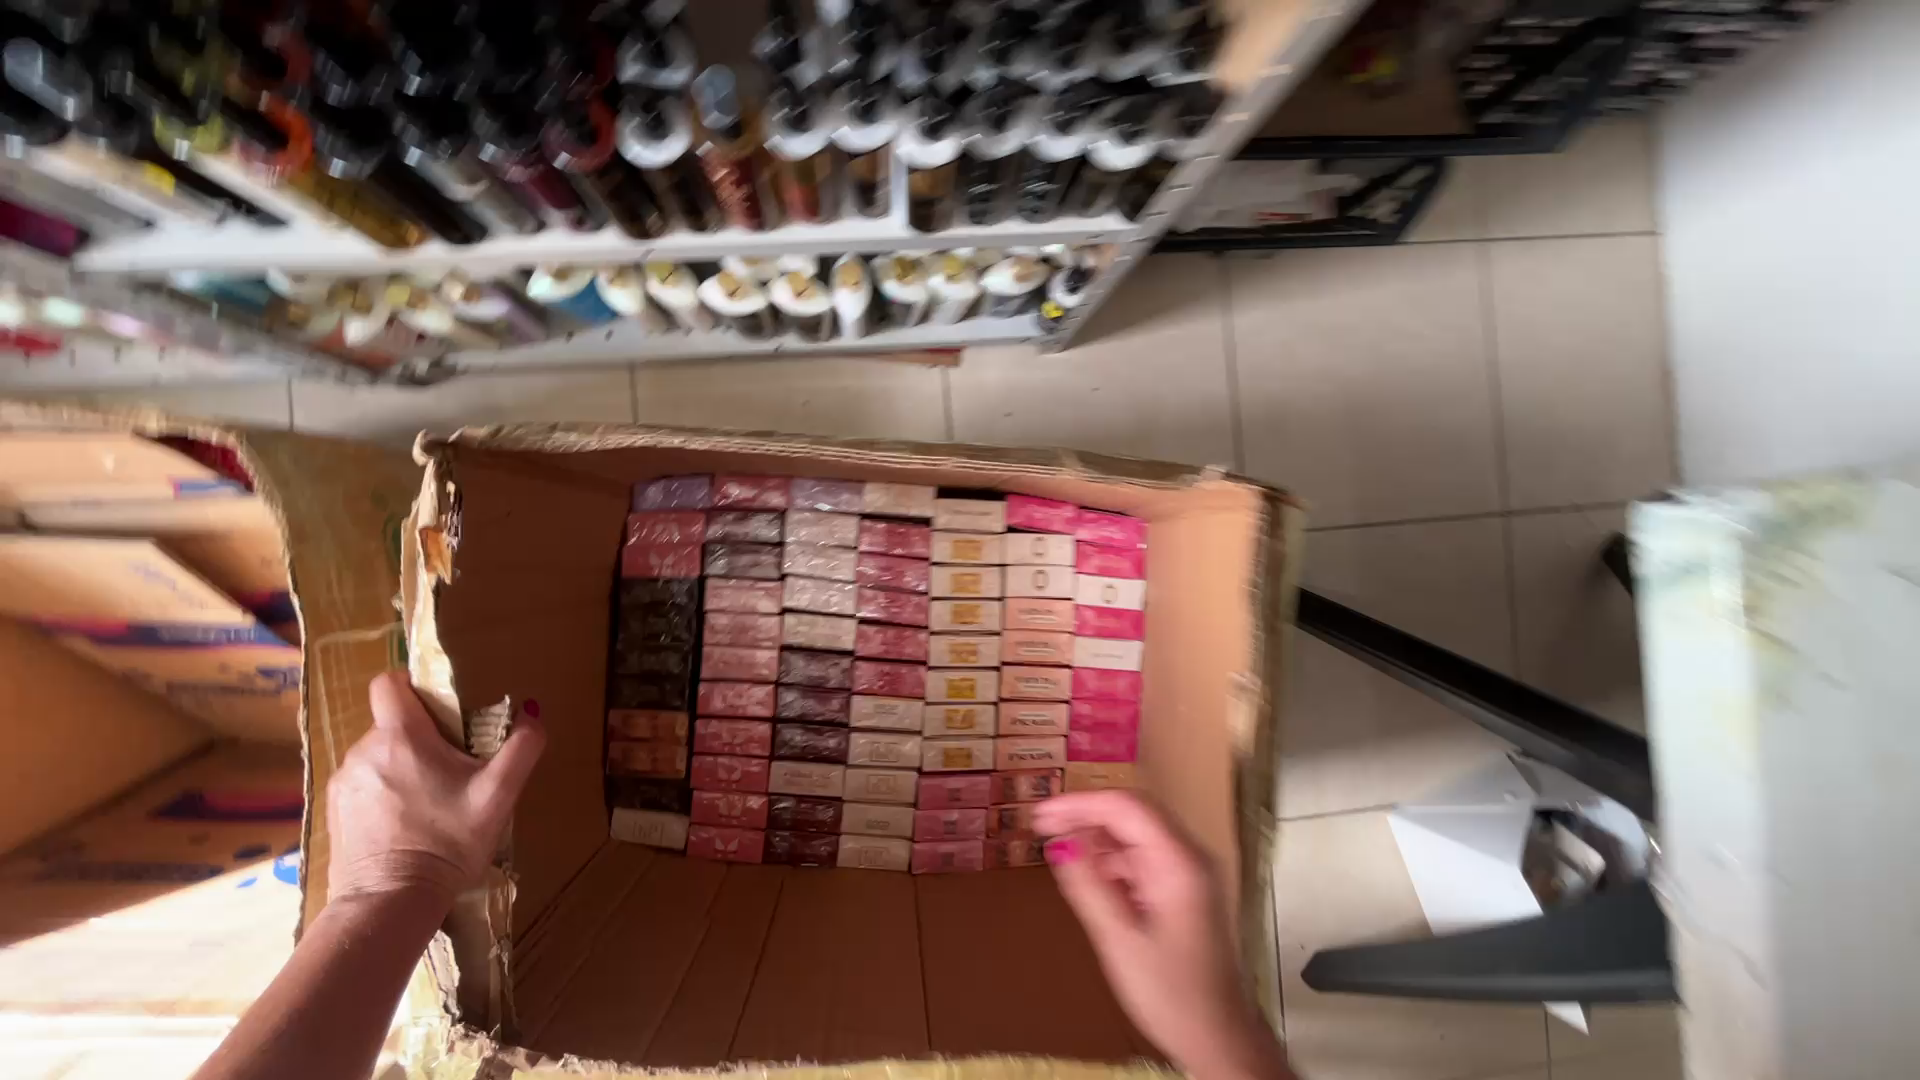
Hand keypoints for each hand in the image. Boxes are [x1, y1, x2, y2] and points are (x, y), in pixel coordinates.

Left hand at [325, 672, 546, 906]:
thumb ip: (523, 747)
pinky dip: (386, 788)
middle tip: (455, 763)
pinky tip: (408, 818)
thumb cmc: (446, 842)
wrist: (389, 904)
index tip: (443, 704)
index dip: (414, 684)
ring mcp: (343, 783)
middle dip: (423, 733)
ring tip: (433, 795)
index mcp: (401, 738)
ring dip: (405, 762)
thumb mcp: (499, 794)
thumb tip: (533, 713)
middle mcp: (363, 752)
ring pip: (379, 753)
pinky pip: (364, 781)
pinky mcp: (334, 811)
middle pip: (393, 722)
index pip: (389, 683)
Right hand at [1036, 791, 1292, 1079]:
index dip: (1080, 804)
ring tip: (1059, 847)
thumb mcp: (1120, 940)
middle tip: (1043, 825)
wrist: (1219, 1041)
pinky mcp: (1184, 888)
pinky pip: (1143, 855)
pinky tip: (1089, 875)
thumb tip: (1058, 841)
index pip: (1126, 807)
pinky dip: (1112, 858)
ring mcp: (1190, 871)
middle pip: (1133, 812)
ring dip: (1098, 835)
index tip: (1041, 815)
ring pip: (1137, 831)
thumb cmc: (1171, 996)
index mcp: (1179, 862)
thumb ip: (1088, 885)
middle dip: (1086, 814)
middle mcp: (1189, 856)